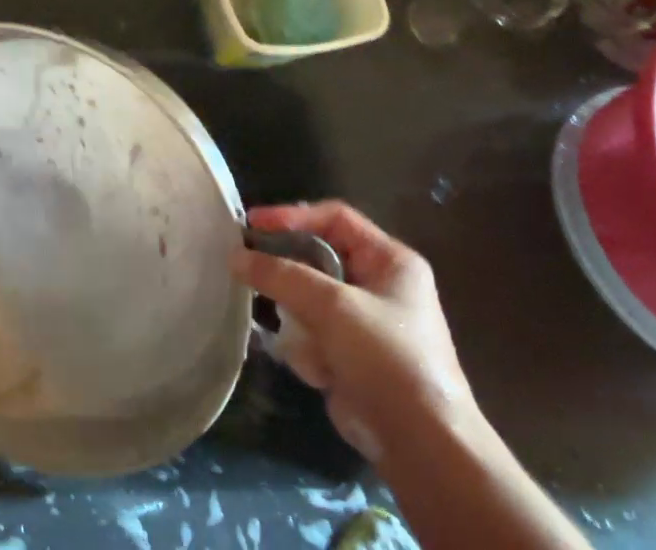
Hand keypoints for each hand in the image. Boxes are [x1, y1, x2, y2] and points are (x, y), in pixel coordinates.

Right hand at [232, 201, 474, 462]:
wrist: (420, 439)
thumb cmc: (386, 357)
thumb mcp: (332, 305)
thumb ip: (280, 274)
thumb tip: (235, 256)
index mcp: (391, 261)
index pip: (334, 218)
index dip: (291, 215)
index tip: (250, 225)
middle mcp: (379, 284)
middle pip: (316, 257)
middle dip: (287, 272)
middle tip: (248, 271)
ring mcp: (363, 321)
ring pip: (306, 297)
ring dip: (297, 318)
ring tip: (297, 338)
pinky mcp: (347, 353)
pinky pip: (309, 332)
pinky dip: (306, 348)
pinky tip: (318, 371)